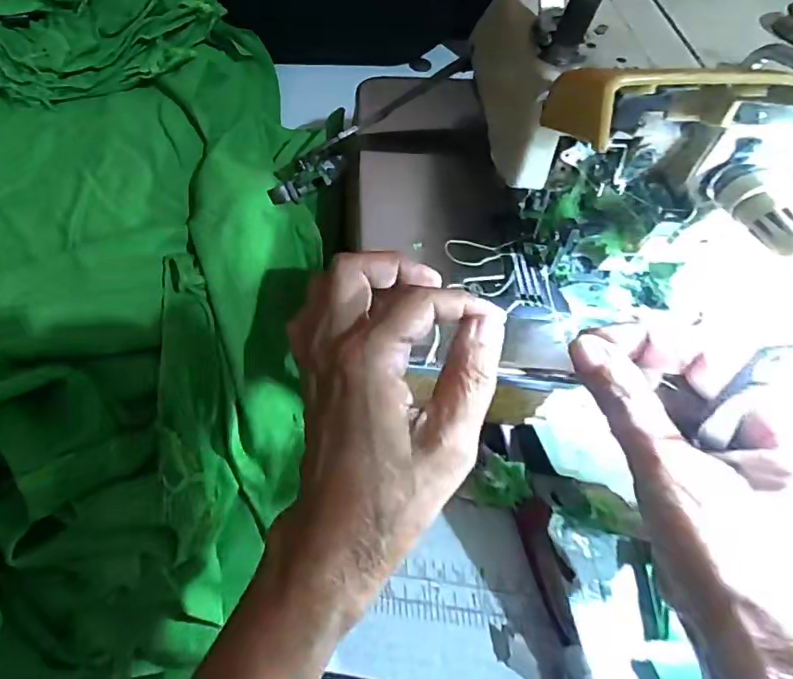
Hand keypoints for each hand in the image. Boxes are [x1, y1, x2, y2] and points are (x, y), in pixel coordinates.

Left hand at [197, 252, 504, 678]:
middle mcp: (331, 342)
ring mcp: (310, 350)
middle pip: (351, 269)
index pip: (415, 302)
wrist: (337, 527)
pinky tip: (368, 321)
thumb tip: (486, 323)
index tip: (487, 315)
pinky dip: (339, 300)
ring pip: (325, 282)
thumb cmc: (398, 495)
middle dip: (396, 266)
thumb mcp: (450, 443)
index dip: (457, 301)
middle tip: (434, 287)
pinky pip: (313, 310)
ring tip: (406, 297)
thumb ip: (470, 376)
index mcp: (367, 357)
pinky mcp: (304, 363)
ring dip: (365, 277)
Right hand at [569, 325, 792, 678]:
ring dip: (640, 383)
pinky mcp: (733, 479)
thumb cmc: (725, 562)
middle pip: (704, 369)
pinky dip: (650, 414)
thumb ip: (624, 400)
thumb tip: (584, 342)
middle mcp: (781, 432)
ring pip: (691, 397)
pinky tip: (617, 412)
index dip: (652, 336)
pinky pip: (689, 427)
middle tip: (588, 356)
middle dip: (641, 356)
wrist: (758, 655)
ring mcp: (758, 458)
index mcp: (788, 424)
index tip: (596, 342)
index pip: (714, 348)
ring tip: (594, 378)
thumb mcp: (666, 471)